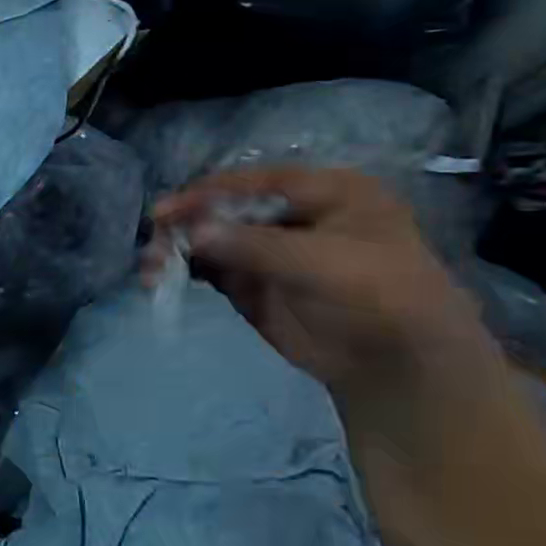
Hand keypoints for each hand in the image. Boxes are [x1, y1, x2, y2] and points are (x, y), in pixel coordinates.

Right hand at [148, 167, 492, 394]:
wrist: (394, 363)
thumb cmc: (378, 297)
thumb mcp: (321, 262)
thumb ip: (253, 244)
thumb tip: (191, 232)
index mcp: (325, 193)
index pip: (252, 182)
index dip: (206, 194)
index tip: (164, 212)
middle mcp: (291, 214)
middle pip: (222, 209)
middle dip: (183, 226)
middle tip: (153, 247)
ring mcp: (267, 249)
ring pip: (206, 238)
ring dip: (174, 249)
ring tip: (151, 271)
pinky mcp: (248, 281)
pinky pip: (205, 267)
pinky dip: (179, 270)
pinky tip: (158, 280)